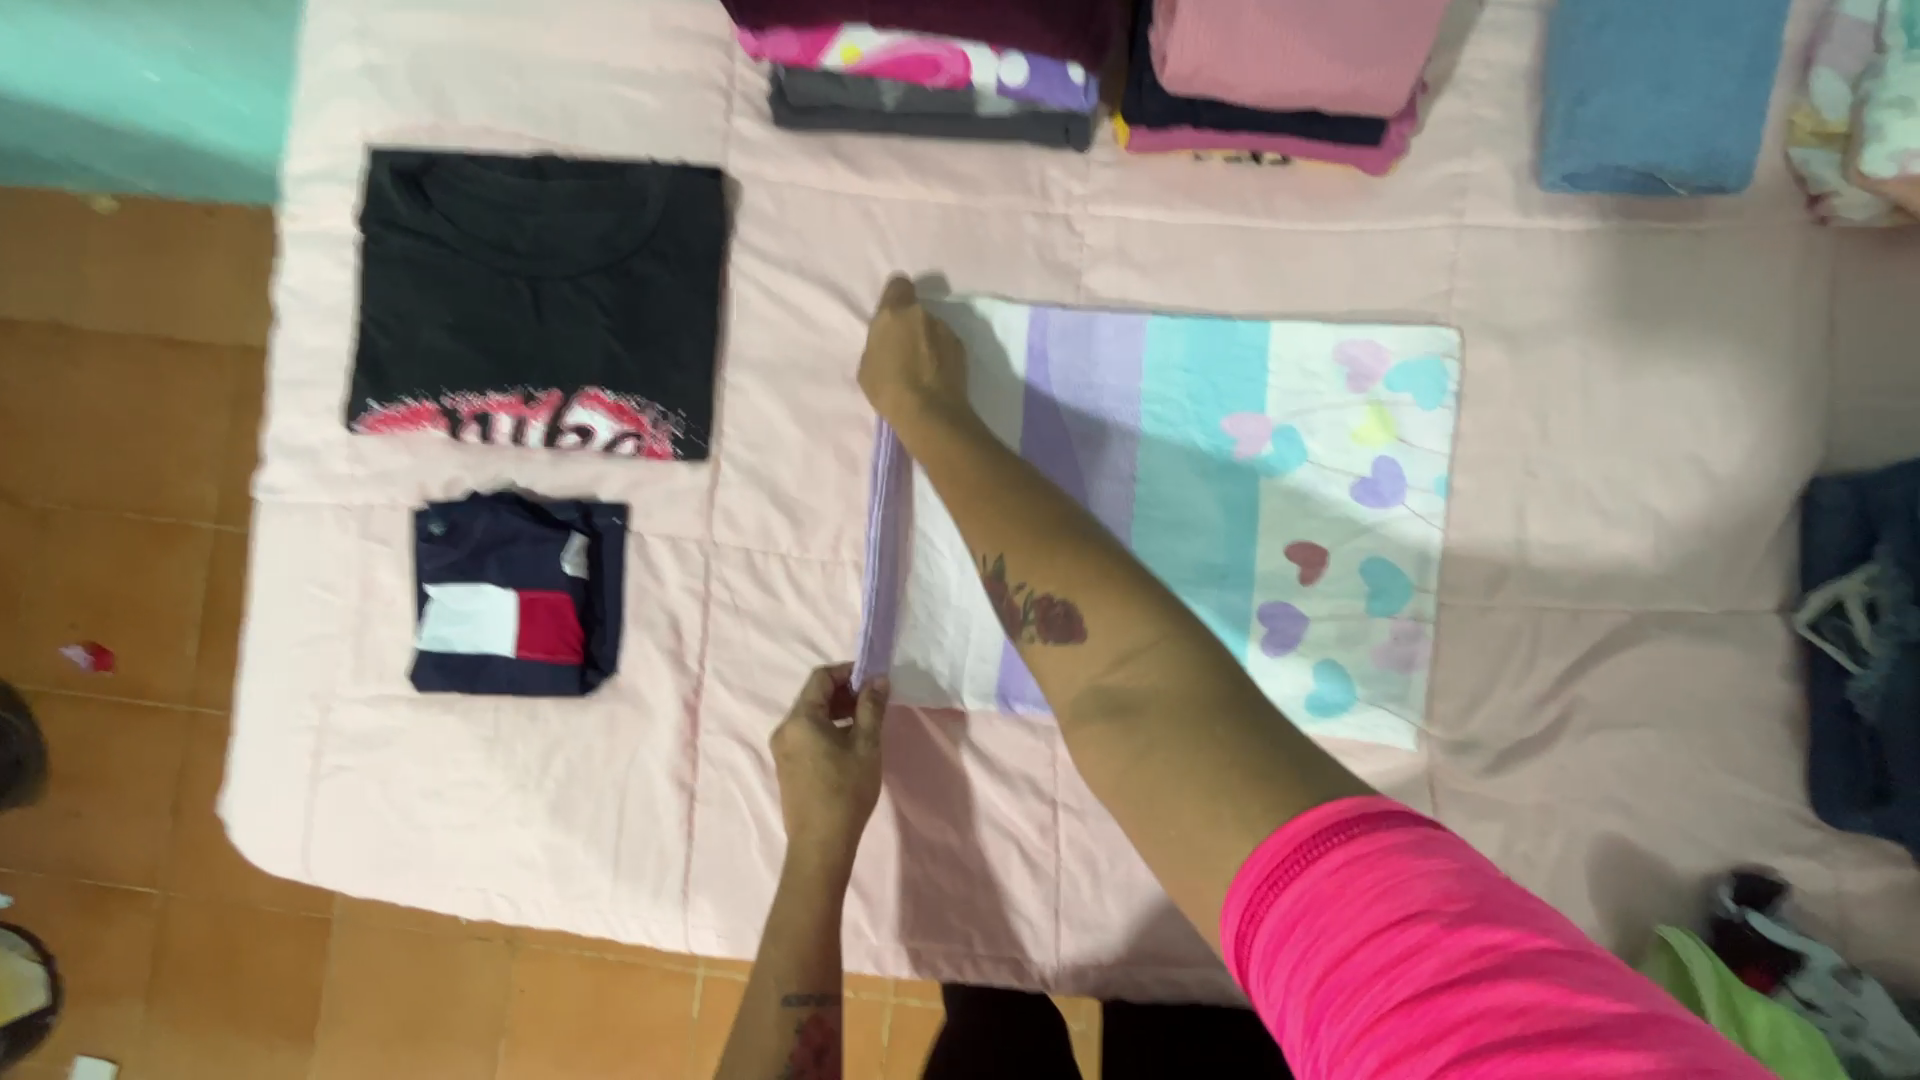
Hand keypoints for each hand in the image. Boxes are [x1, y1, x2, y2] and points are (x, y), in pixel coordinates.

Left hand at [770, 664, 888, 875]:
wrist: (821, 844)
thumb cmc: (846, 790)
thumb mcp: (866, 744)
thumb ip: (872, 707)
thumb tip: (878, 680)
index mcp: (800, 719)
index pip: (821, 678)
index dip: (848, 671)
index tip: (873, 679)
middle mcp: (785, 729)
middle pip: (814, 696)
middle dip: (845, 691)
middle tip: (875, 699)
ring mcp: (783, 749)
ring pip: (812, 716)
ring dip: (838, 710)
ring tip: (868, 719)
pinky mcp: (788, 765)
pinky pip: (807, 734)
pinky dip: (828, 728)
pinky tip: (851, 741)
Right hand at [858, 276, 969, 426]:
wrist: (929, 412)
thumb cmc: (889, 389)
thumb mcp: (868, 365)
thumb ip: (879, 343)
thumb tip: (890, 342)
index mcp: (894, 312)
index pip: (899, 285)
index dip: (896, 297)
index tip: (893, 315)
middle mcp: (923, 314)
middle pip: (916, 311)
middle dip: (911, 326)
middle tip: (905, 351)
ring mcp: (946, 330)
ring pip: (933, 329)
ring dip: (928, 341)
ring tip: (923, 368)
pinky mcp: (962, 349)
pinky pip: (947, 345)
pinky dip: (943, 355)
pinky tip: (937, 376)